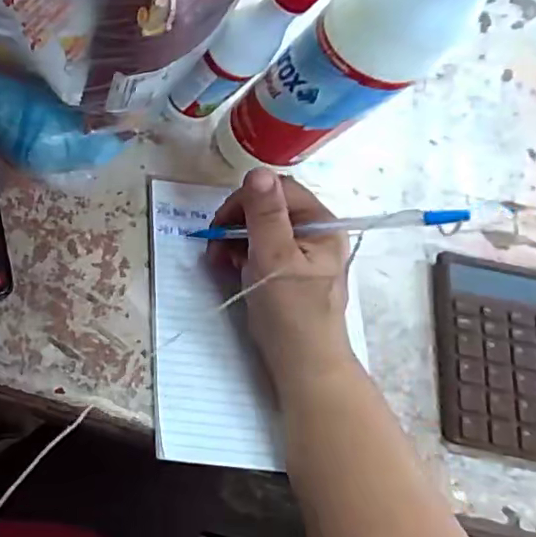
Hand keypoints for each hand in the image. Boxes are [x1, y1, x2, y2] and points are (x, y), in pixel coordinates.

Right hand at [208, 170, 356, 381]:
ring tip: (218, 260)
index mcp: (321, 225)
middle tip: (214, 245)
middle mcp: (313, 233)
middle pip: (267, 207)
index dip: (246, 201)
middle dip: (235, 221)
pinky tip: (228, 267)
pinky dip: (238, 253)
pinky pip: (258, 247)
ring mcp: (299, 253)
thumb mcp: (274, 258)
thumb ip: (265, 214)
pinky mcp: (284, 270)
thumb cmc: (291, 312)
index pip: (279, 190)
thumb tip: (256, 172)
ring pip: (258, 227)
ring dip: (232, 238)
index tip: (221, 224)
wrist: (302, 364)